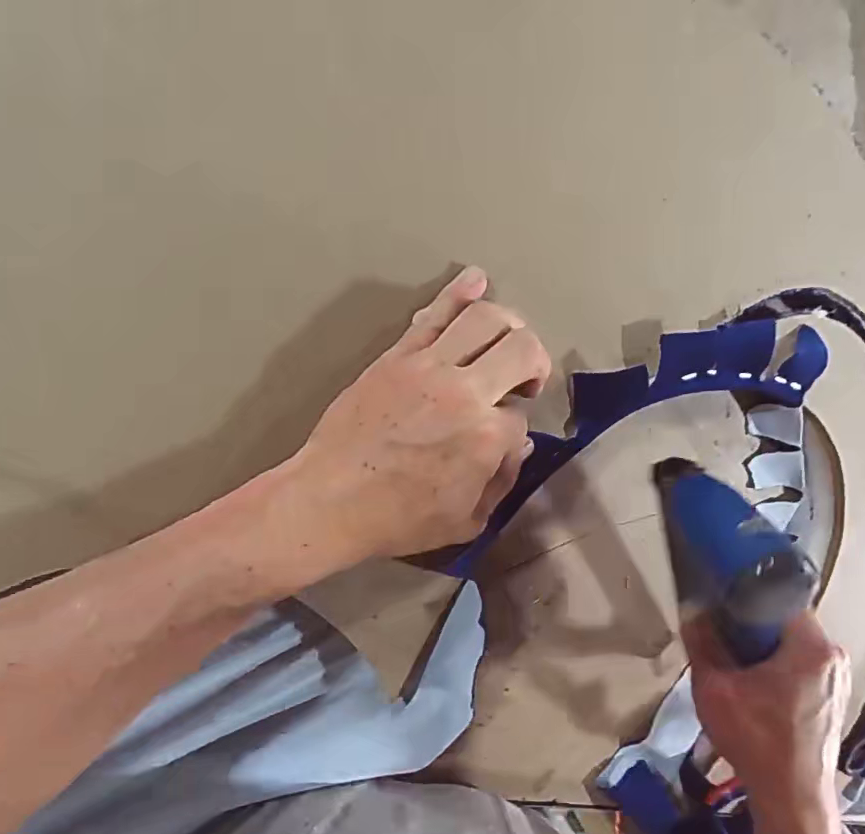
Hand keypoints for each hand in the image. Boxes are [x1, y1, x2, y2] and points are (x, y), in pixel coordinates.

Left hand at [291, 265, 550, 560]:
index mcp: (485, 438)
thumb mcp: (466, 522)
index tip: (498, 443)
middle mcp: (464, 393)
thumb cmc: (398, 521)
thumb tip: (517, 445)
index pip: (520, 418)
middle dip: (534, 363)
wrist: (330, 501)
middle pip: (521, 350)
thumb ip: (500, 483)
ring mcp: (428, 367)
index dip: (515, 430)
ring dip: (509, 323)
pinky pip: (435, 315)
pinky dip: (459, 293)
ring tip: (509, 339)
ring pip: (484, 318)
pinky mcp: (397, 356)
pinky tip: (477, 280)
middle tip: (526, 381)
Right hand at [684, 612, 849, 819]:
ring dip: (764, 654)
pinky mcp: (833, 703)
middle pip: (786, 625)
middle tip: (722, 644)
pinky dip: (778, 674)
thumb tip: (692, 613)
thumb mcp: (715, 690)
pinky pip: (802, 671)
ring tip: (735, 672)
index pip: (779, 600)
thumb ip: (702, 645)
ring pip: (793, 649)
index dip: (746, 600)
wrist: (791, 799)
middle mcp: (833, 658)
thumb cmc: (756, 740)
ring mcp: (838, 682)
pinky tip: (755, 695)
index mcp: (813, 647)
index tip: (720, 610)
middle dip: (752, 631)